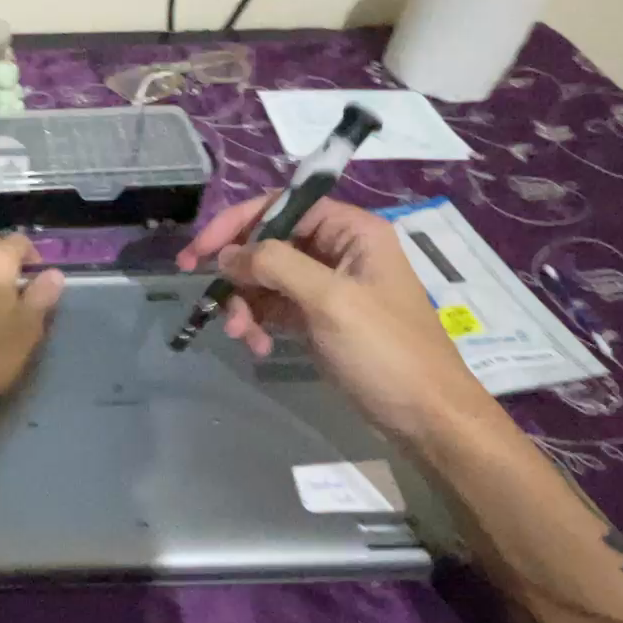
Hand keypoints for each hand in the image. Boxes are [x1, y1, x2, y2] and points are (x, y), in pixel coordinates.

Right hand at [176, 195, 503, 444]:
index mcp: (351, 231)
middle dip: (238, 275)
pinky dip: (259, 324)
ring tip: (241, 336)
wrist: (424, 415)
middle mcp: (337, 250)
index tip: (198, 253)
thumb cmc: (386, 351)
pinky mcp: (317, 319)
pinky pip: (273, 308)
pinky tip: (259, 347)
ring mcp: (326, 286)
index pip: (280, 206)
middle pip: (266, 244)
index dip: (235, 224)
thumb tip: (227, 254)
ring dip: (244, 305)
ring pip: (264, 279)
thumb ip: (276, 265)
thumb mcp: (331, 301)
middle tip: (212, 304)